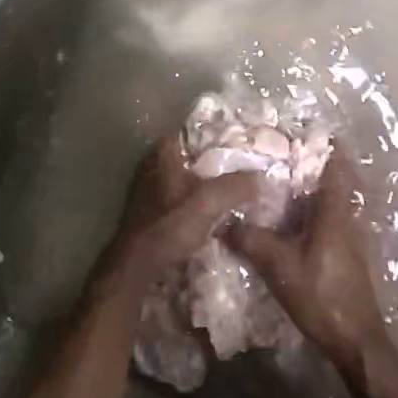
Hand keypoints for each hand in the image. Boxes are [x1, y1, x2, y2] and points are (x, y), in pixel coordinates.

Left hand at [101, 134, 260, 290]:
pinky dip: (192, 202)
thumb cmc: (170, 226)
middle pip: (187, 157)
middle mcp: (153, 165)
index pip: (189, 133)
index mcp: (163, 155)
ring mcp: (148, 188)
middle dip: (210, 164)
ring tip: (229, 194)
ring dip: (201, 186)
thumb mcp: (208, 203)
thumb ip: (234, 187)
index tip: (235, 147)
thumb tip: (259, 176)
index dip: (211, 139)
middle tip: (238, 172)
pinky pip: (177, 198)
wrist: (138, 264)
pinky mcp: (150, 211)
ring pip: (182, 179)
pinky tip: (209, 215)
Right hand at [229, 151, 384, 362]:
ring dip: (314, 186)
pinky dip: (315, 208)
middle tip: (284, 150)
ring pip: (334, 199)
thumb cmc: (321, 296)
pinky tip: (291, 217)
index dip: (324, 144)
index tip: (301, 128)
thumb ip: (250, 240)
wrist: (356, 342)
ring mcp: (351, 237)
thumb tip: (223, 219)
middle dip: (314, 162)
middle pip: (336, 179)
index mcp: (335, 212)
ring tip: (282, 178)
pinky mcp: (348, 255)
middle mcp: (348, 218)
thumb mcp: (279, 266)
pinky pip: (332, 218)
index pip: (336, 166)